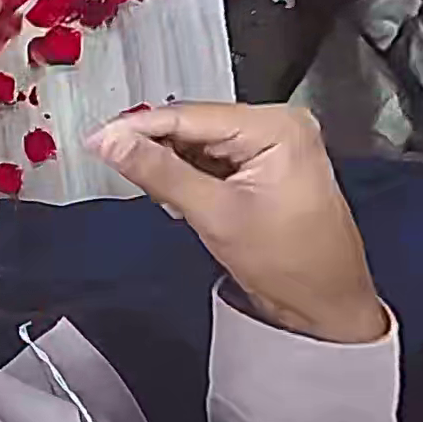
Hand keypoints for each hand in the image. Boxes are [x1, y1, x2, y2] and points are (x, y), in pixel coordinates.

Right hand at [88, 103, 387, 343]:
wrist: (325, 305)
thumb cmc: (290, 263)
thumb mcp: (215, 214)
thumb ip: (158, 171)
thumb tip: (110, 141)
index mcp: (275, 126)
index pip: (188, 116)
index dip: (136, 128)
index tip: (97, 139)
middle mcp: (273, 123)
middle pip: (189, 125)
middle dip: (152, 148)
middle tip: (114, 166)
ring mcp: (265, 142)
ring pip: (192, 142)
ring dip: (167, 164)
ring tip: (163, 196)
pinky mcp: (255, 161)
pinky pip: (204, 157)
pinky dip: (183, 175)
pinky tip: (180, 197)